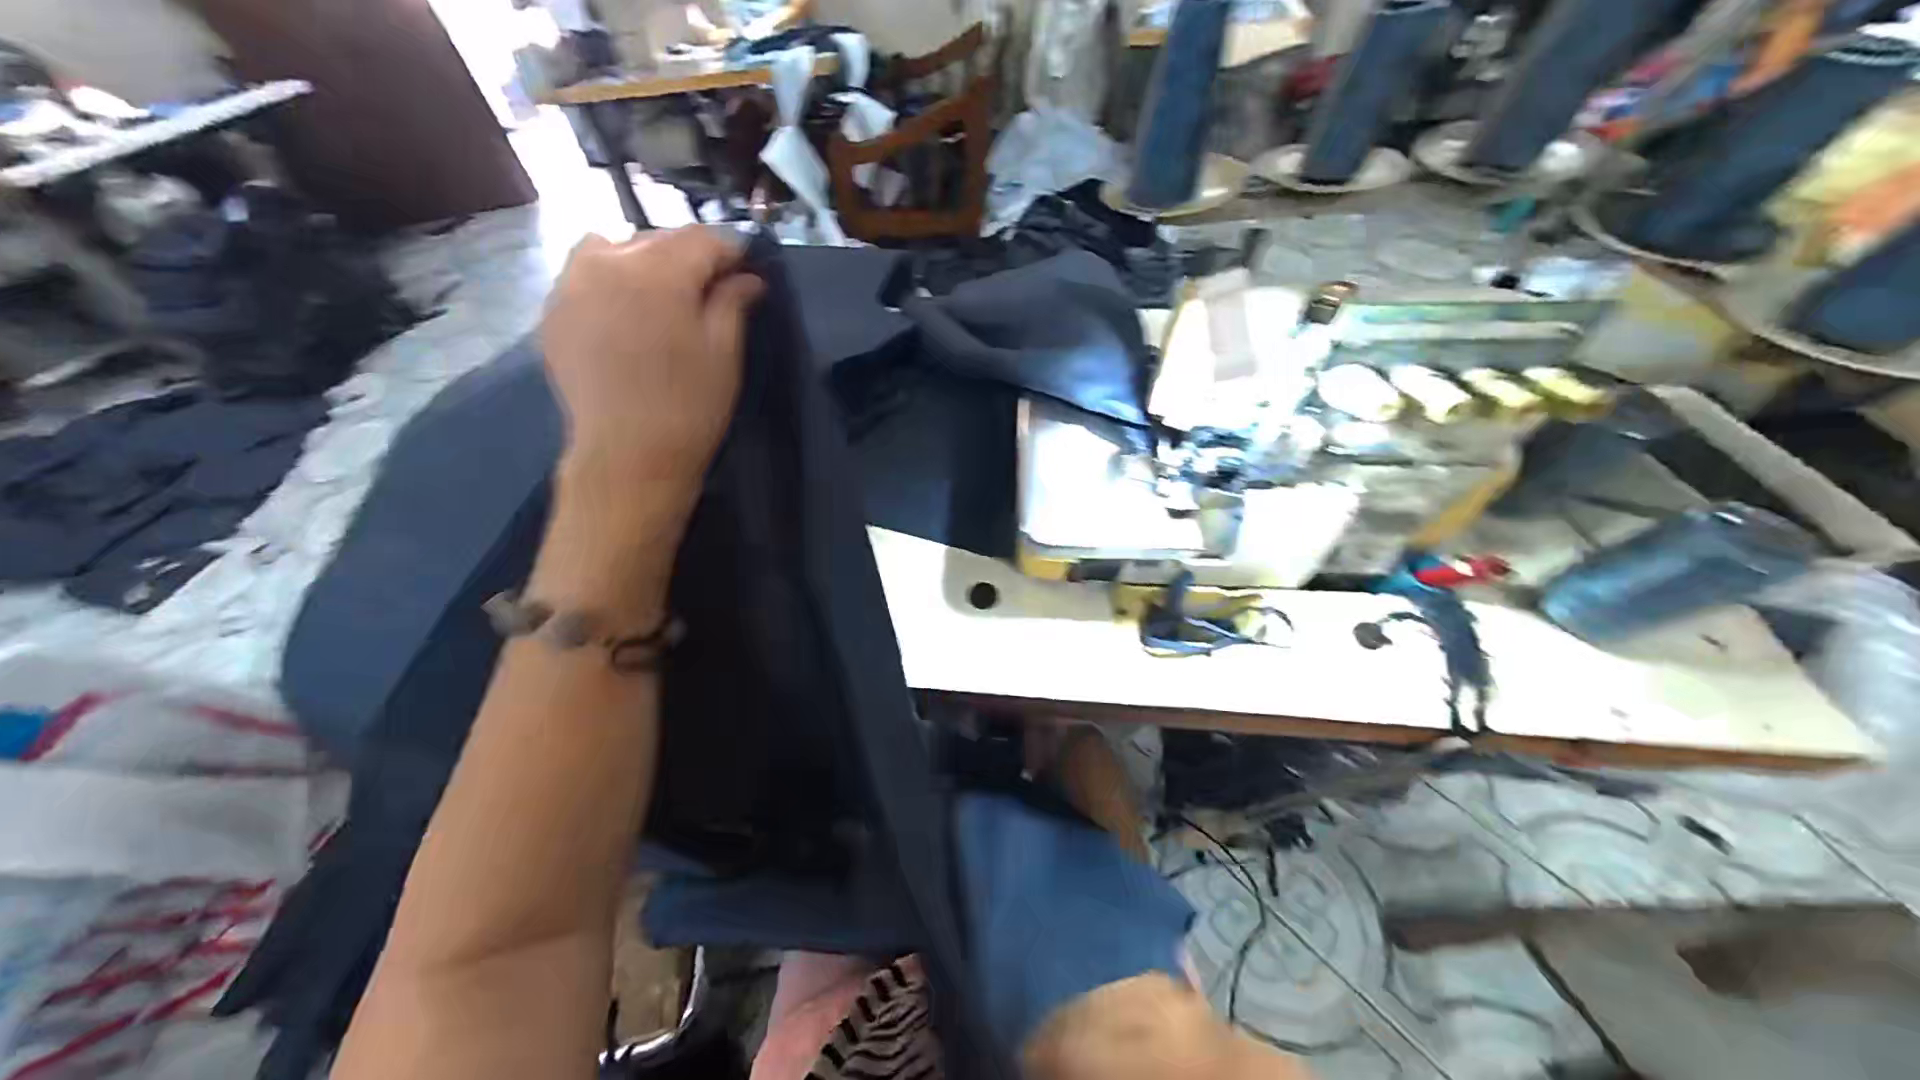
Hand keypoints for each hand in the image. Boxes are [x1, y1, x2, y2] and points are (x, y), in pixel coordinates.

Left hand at [530, 227, 762, 621]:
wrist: (628, 457)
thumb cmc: (690, 406)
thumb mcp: (725, 352)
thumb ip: (733, 302)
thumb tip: (747, 278)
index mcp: (658, 270)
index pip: (703, 240)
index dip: (731, 254)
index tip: (747, 275)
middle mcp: (607, 262)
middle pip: (657, 240)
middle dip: (688, 259)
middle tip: (710, 292)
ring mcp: (570, 285)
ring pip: (613, 249)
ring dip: (643, 263)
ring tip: (661, 300)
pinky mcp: (552, 312)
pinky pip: (584, 277)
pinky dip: (610, 284)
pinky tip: (626, 320)